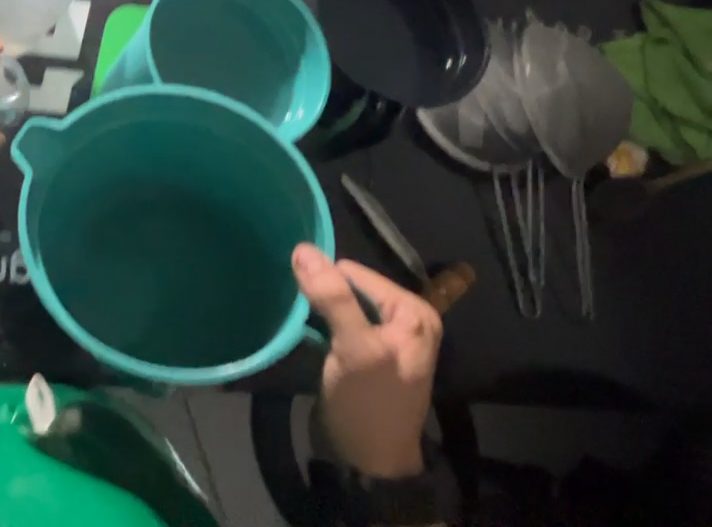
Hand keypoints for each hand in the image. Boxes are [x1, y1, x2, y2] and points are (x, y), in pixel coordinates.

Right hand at [293, 243, 441, 477]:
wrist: (368, 462)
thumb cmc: (368, 405)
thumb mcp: (355, 350)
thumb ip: (334, 299)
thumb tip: (302, 248)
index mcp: (412, 311)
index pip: (353, 271)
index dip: (325, 284)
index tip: (304, 305)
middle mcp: (402, 317)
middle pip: (345, 285)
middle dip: (319, 296)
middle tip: (301, 316)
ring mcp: (383, 336)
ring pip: (337, 302)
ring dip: (314, 310)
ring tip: (298, 322)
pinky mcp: (364, 352)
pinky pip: (334, 321)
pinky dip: (316, 324)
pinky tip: (304, 334)